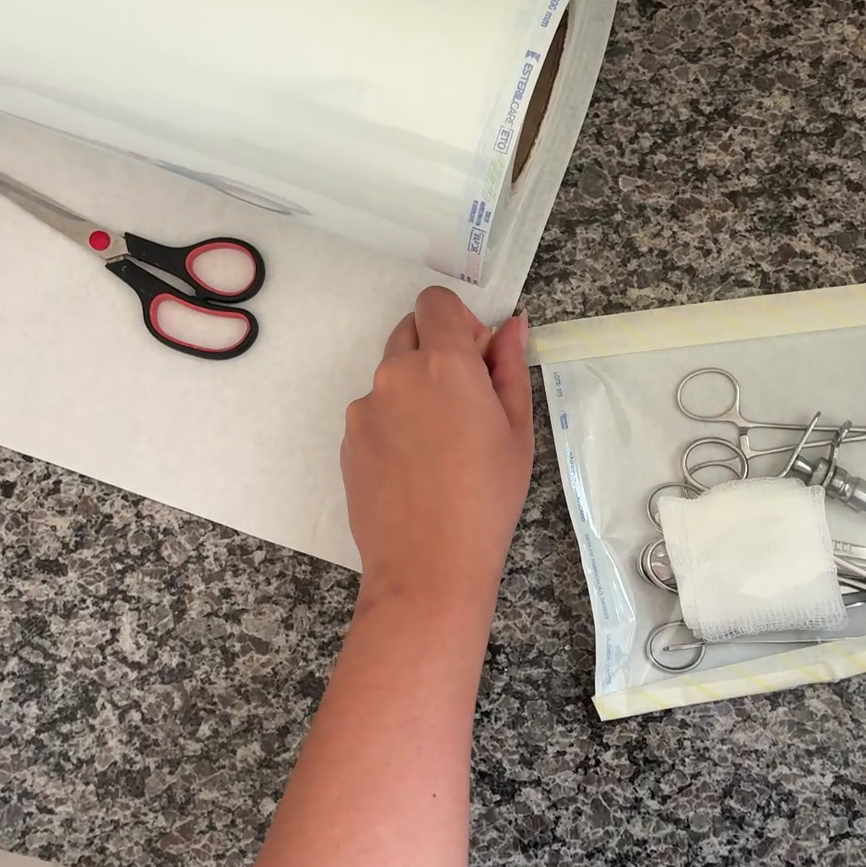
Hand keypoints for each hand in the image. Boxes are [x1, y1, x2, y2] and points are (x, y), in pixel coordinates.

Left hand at [341, 287, 533, 609]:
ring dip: (415, 386)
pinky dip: (395, 419)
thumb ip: (509, 367)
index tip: (476, 357)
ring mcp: (364, 406)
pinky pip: (375, 409)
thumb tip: (511, 325)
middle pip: (411, 330)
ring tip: (440, 445)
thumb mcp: (516, 430)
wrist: (427, 565)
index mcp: (442, 364)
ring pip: (392, 373)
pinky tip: (415, 466)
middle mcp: (394, 373)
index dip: (460, 320)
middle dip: (437, 348)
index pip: (436, 301)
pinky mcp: (348, 437)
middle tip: (465, 401)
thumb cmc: (487, 497)